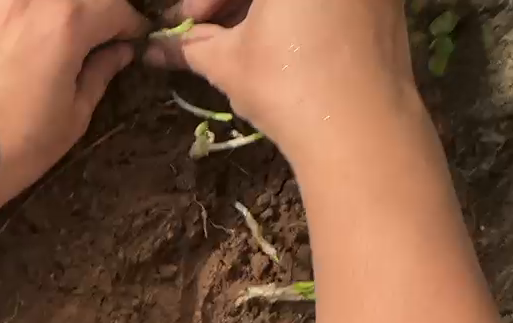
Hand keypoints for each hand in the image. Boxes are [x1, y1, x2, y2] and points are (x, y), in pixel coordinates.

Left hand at [0, 0, 149, 196]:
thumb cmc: (19, 150)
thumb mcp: (72, 118)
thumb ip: (100, 73)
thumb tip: (120, 50)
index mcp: (68, 22)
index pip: (114, 7)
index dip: (130, 23)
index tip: (132, 36)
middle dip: (94, 9)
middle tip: (95, 32)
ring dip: (57, 6)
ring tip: (57, 26)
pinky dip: (14, 5)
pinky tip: (20, 20)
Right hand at [144, 0, 424, 176]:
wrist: (357, 120)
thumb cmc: (285, 83)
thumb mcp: (227, 63)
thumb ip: (190, 47)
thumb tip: (155, 48)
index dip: (202, 1)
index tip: (187, 25)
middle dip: (231, 4)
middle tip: (210, 35)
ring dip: (262, 8)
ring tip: (242, 43)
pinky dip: (299, 11)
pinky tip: (281, 43)